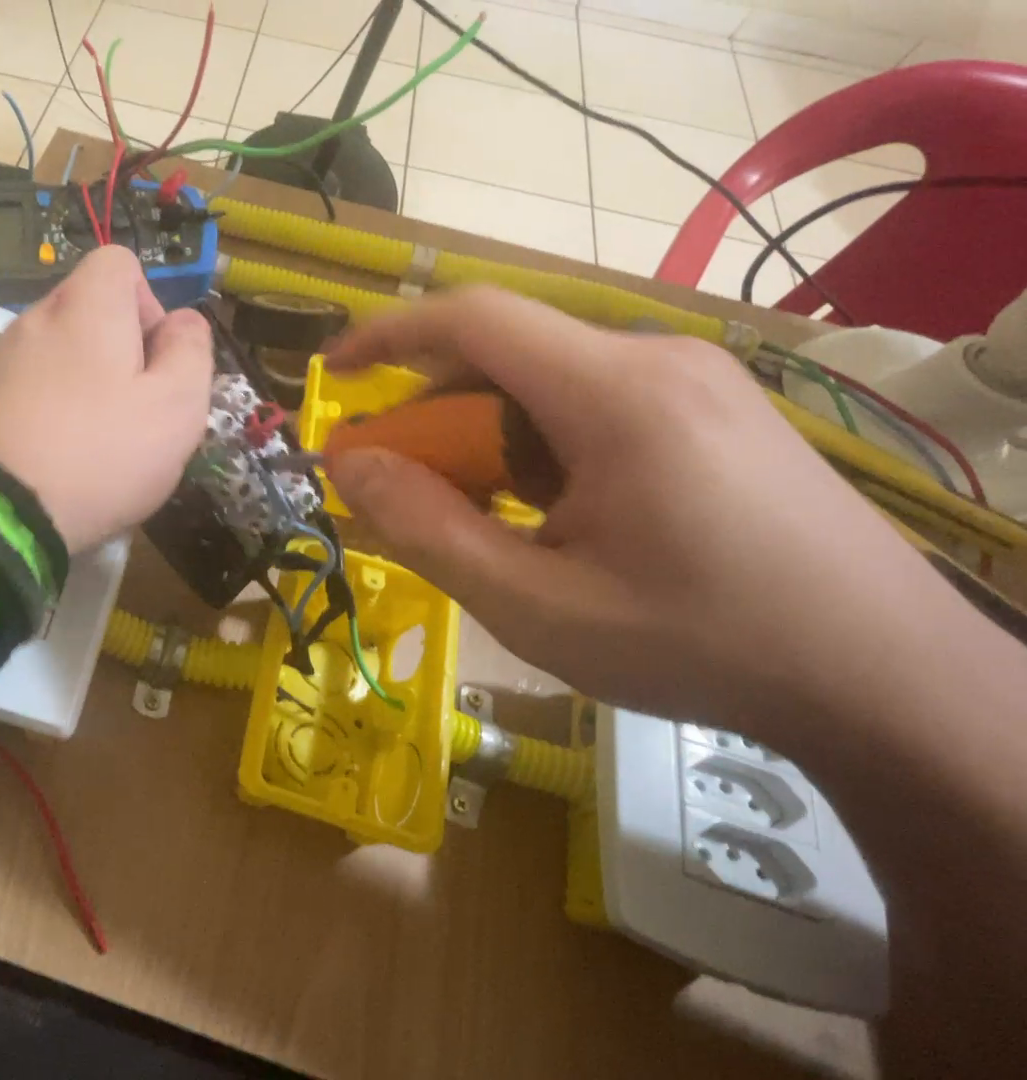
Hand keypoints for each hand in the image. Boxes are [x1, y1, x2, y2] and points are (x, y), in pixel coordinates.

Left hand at [0, 247, 214, 554]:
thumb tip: (183, 321)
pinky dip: (47, 411)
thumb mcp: (176, 408)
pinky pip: (26, 390)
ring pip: (56, 354)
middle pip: (87, 312)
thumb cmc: (99, 455)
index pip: (119, 262)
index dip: (149, 303)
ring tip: (93, 443)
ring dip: (82, 384)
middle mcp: (34, 319)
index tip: (155, 360)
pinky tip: (54, 458)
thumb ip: (191, 353)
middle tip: (132, 412)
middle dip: (117, 351)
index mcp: (86, 306)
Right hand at [322, 287, 970, 725]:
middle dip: (432, 414)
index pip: (473, 319)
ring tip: (480, 518)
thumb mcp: (533, 603)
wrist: (882, 677)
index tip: (330, 373)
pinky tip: (550, 514)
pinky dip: (537, 445)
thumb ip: (426, 529)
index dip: (386, 335)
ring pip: (546, 382)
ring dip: (486, 436)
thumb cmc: (696, 643)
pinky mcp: (715, 409)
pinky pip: (592, 403)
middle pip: (506, 355)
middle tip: (400, 490)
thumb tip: (349, 463)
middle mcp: (657, 361)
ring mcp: (695, 381)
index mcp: (614, 394)